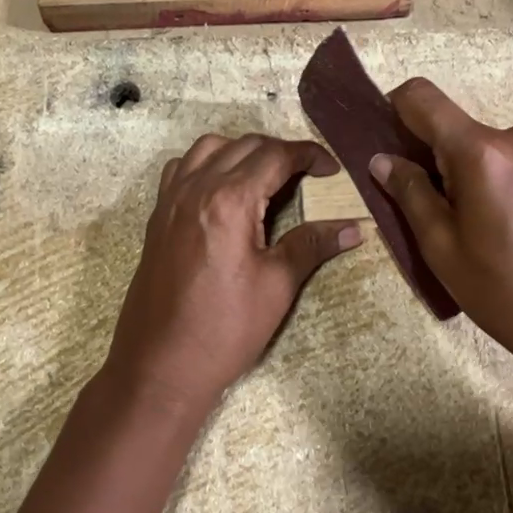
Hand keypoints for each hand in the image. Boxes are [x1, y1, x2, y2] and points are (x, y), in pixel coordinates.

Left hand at [102, 134, 363, 408]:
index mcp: (229, 200)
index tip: (331, 169)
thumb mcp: (277, 287)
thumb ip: (312, 245)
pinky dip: (208, 162)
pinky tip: (222, 187)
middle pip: (246, 145)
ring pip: (211, 146)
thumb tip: (354, 228)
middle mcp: (197, 187)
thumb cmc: (224, 330)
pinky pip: (183, 167)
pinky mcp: (158, 215)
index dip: (309, 156)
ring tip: (266, 176)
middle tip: (307, 175)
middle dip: (281, 151)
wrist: (159, 366)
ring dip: (243, 150)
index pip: (275, 156)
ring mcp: (171, 198)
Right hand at [370, 79, 512, 379]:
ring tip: (480, 233)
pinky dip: (502, 183)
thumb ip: (410, 194)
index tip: (389, 149)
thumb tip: (383, 160)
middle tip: (435, 215)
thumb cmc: (510, 295)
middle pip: (457, 130)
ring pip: (489, 150)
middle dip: (436, 161)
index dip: (394, 111)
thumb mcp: (443, 249)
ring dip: (471, 175)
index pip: (422, 97)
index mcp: (481, 151)